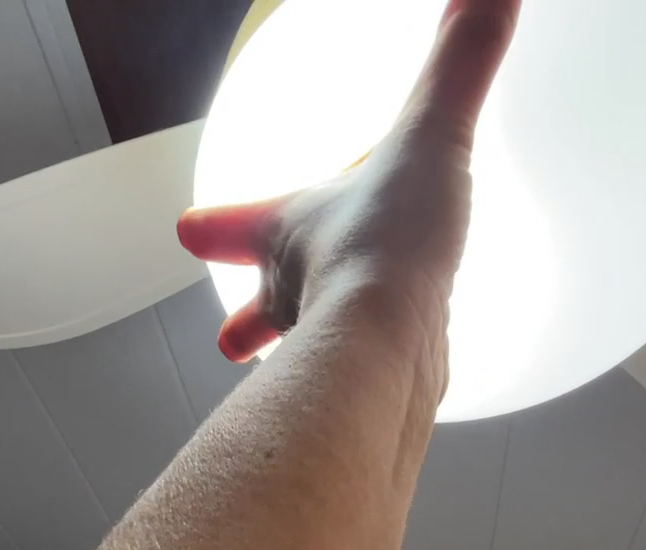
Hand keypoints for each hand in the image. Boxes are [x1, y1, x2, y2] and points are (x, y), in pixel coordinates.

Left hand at [176, 0, 519, 362]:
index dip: (213, 225)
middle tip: (228, 341)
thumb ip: (457, 67)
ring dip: (302, 353)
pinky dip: (365, 373)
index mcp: (287, 236)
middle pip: (257, 312)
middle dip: (245, 324)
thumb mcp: (424, 139)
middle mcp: (293, 295)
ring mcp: (324, 346)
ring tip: (310, 364)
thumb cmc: (381, 246)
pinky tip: (387, 375)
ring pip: (301, 351)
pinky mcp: (362, 385)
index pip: (236, 225)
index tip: (189, 229)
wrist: (391, 342)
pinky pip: (359, 375)